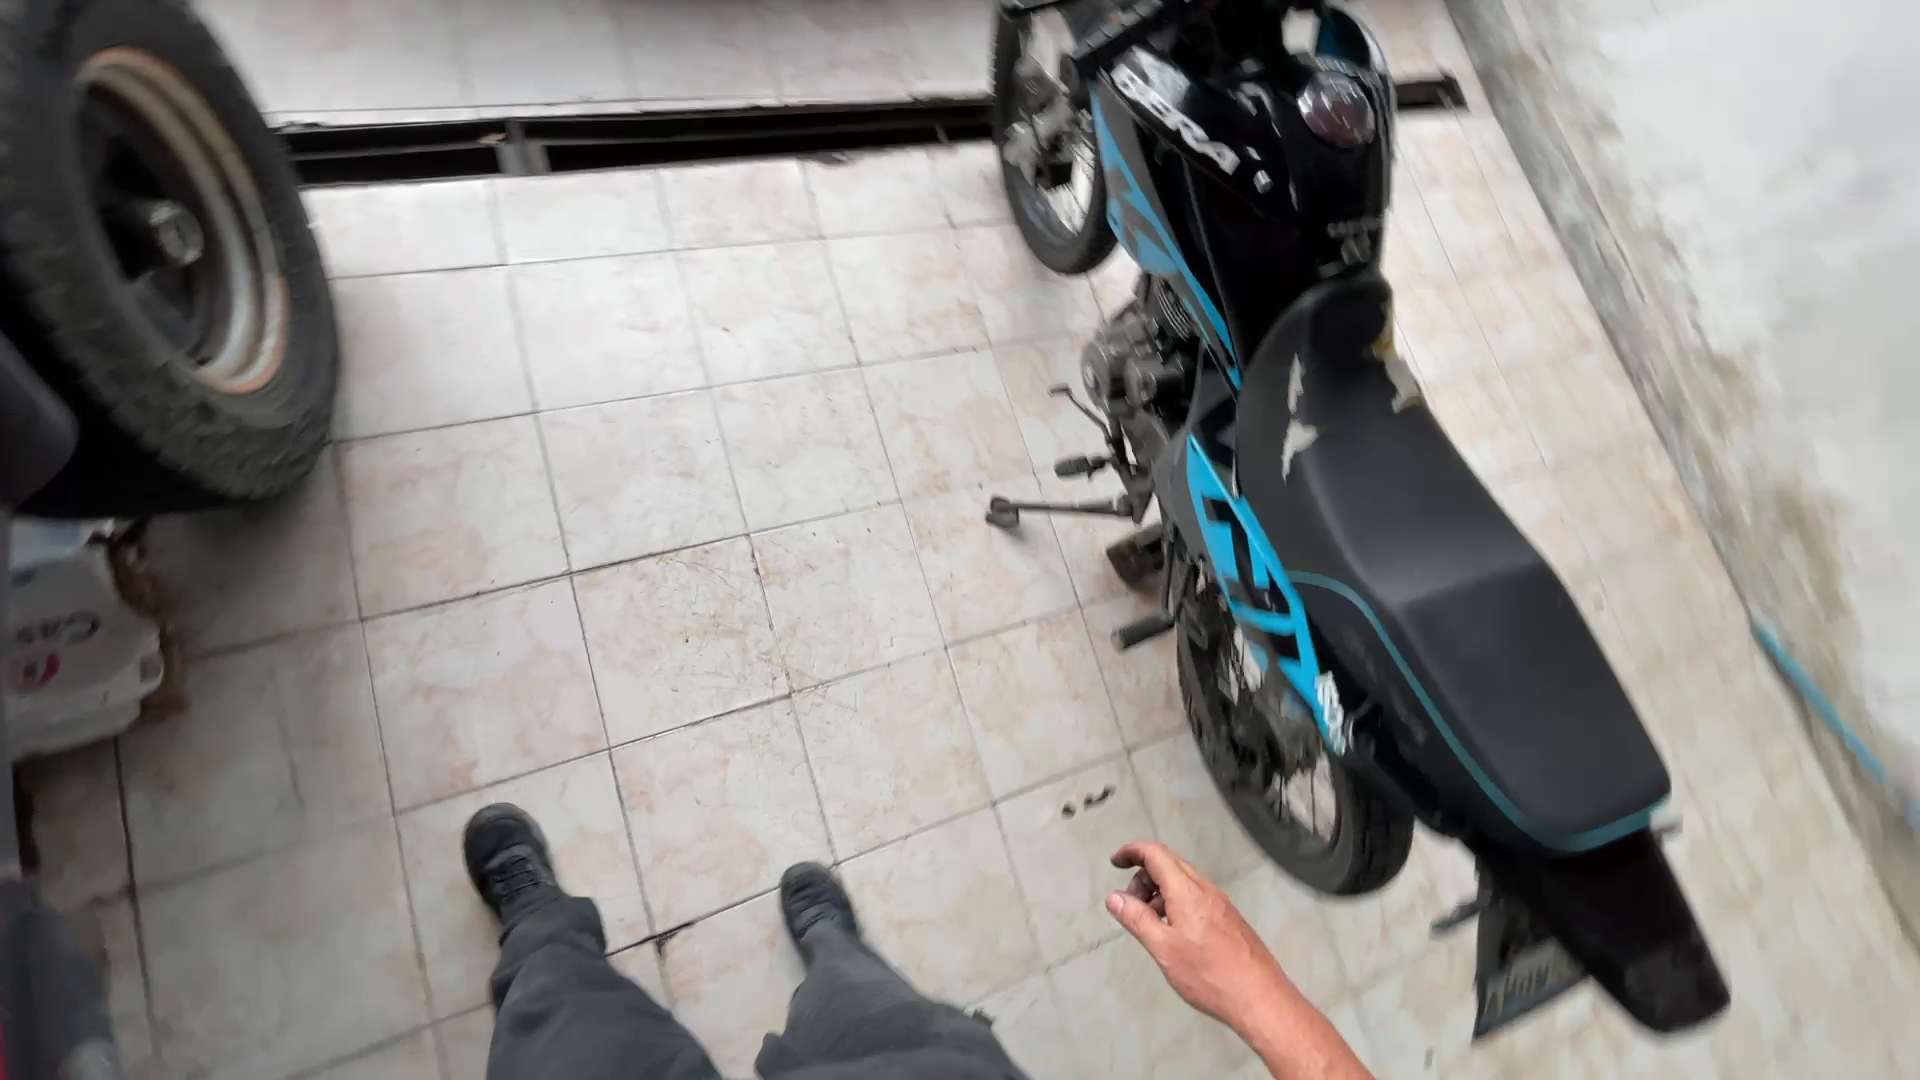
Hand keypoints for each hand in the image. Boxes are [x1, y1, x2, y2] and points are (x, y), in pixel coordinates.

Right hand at [1103, 842, 1297, 1034]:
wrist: (1262, 1000)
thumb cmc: (1211, 975)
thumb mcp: (1164, 948)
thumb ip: (1136, 919)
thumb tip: (1113, 897)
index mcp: (1187, 890)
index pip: (1155, 853)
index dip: (1131, 851)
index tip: (1115, 862)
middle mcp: (1205, 889)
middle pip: (1168, 863)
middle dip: (1143, 875)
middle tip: (1129, 902)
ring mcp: (1220, 903)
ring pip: (1182, 880)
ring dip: (1159, 890)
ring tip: (1150, 922)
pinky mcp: (1228, 918)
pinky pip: (1195, 896)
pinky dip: (1175, 901)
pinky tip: (1173, 931)